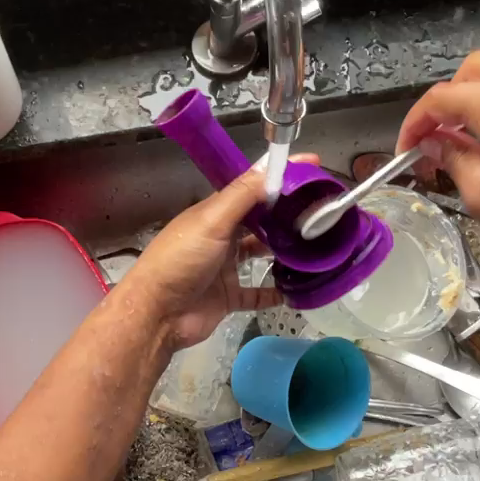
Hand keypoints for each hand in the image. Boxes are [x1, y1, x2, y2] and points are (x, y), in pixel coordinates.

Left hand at [120, 163, 305, 349]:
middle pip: (259, 221)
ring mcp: (224, 269)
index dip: (279, 178)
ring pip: (260, 255)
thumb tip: (274, 170)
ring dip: (283, 252)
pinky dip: (275, 292)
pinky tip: (297, 289)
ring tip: (317, 246)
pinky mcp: (228, 297)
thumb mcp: (211, 221)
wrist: (157, 314)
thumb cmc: (180, 261)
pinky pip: (257, 293)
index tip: (312, 166)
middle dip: (287, 215)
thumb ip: (242, 196)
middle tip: (323, 211)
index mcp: (214, 214)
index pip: (251, 188)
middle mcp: (220, 238)